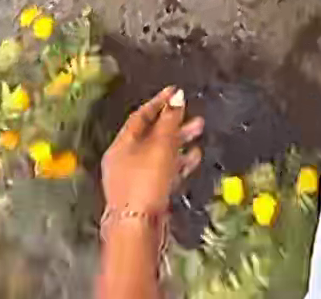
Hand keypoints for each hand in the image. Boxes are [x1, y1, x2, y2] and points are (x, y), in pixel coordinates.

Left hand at [101, 86, 203, 213]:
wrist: (138, 229)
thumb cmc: (146, 181)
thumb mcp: (161, 144)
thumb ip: (171, 119)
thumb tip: (177, 97)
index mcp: (121, 146)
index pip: (140, 116)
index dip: (159, 101)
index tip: (176, 91)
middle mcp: (124, 160)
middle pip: (151, 134)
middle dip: (174, 122)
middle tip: (192, 113)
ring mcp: (134, 178)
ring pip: (160, 151)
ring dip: (180, 140)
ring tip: (199, 131)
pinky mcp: (146, 193)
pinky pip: (164, 169)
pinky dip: (179, 160)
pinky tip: (194, 157)